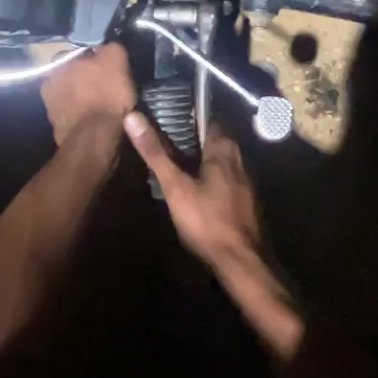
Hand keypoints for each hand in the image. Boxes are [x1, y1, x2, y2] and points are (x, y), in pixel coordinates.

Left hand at [40, 43, 135, 145]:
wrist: (96, 138)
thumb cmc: (105, 94)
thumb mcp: (116, 60)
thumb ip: (109, 48)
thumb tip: (106, 47)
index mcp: (58, 65)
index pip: (77, 54)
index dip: (94, 59)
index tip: (109, 68)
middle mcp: (48, 85)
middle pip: (72, 77)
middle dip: (85, 80)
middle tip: (106, 87)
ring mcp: (51, 110)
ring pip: (72, 98)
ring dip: (84, 100)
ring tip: (104, 106)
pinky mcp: (59, 131)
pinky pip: (75, 118)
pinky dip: (84, 118)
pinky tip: (98, 121)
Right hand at [124, 111, 264, 273]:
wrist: (242, 263)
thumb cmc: (207, 220)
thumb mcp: (175, 186)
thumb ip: (156, 153)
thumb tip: (133, 116)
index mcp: (224, 149)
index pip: (209, 117)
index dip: (189, 114)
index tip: (167, 113)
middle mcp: (238, 159)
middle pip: (214, 139)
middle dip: (193, 137)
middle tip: (165, 139)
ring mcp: (244, 182)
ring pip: (220, 160)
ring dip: (201, 159)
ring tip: (175, 163)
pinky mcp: (244, 201)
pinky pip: (224, 179)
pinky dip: (209, 178)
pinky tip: (194, 189)